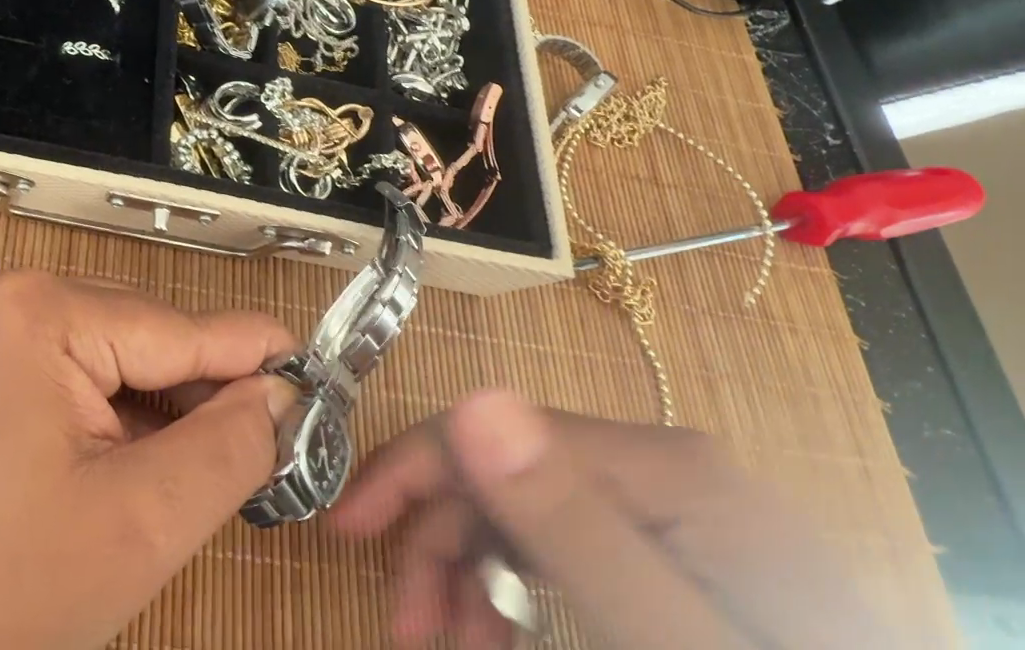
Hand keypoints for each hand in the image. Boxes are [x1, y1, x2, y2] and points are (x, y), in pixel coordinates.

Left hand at [0, 270, 298, 649]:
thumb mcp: (140, 521)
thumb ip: (229, 446)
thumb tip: (280, 394)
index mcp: (42, 309)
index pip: (180, 328)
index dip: (256, 360)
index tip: (318, 381)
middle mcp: (9, 292)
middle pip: (145, 337)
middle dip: (199, 397)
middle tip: (256, 459)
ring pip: (112, 355)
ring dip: (157, 411)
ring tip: (191, 472)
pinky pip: (71, 368)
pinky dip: (111, 413)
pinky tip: (130, 464)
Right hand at [331, 390, 884, 649]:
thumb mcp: (663, 634)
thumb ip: (572, 521)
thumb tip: (475, 400)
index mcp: (657, 469)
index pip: (487, 431)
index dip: (405, 477)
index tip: (346, 536)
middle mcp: (659, 469)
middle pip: (502, 474)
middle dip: (437, 545)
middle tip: (405, 630)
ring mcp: (673, 510)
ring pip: (527, 512)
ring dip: (472, 574)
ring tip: (456, 646)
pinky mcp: (678, 551)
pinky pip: (566, 545)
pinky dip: (519, 588)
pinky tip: (505, 635)